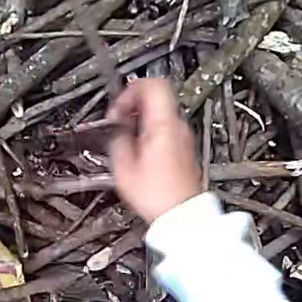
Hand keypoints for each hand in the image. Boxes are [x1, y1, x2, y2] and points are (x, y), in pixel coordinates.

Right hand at [108, 78, 202, 222]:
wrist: (181, 215)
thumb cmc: (157, 196)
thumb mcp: (123, 168)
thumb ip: (117, 139)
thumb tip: (117, 129)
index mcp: (164, 125)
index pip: (152, 85)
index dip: (130, 90)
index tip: (118, 109)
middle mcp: (178, 127)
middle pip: (156, 97)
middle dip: (133, 106)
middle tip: (120, 123)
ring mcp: (184, 137)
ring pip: (161, 114)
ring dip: (141, 121)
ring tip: (129, 141)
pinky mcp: (185, 149)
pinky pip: (166, 129)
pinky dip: (151, 133)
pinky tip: (140, 152)